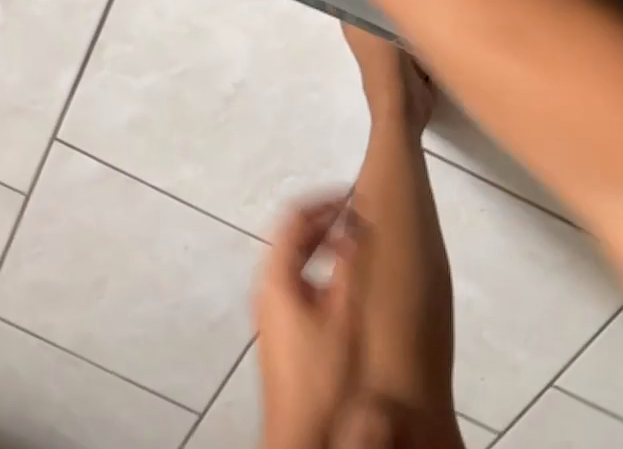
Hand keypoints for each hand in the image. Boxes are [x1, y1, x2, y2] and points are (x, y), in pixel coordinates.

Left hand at [254, 196, 370, 448]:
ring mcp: (268, 306)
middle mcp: (266, 286)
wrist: (300, 432)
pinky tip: (342, 279)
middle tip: (354, 214)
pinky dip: (316, 265)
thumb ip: (349, 265)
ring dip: (321, 243)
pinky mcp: (276, 324)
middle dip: (324, 220)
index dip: (322, 201)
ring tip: (353, 241)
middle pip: (290, 235)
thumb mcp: (343, 315)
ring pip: (291, 256)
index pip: (293, 217)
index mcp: (277, 276)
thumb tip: (356, 226)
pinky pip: (293, 277)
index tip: (349, 196)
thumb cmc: (320, 374)